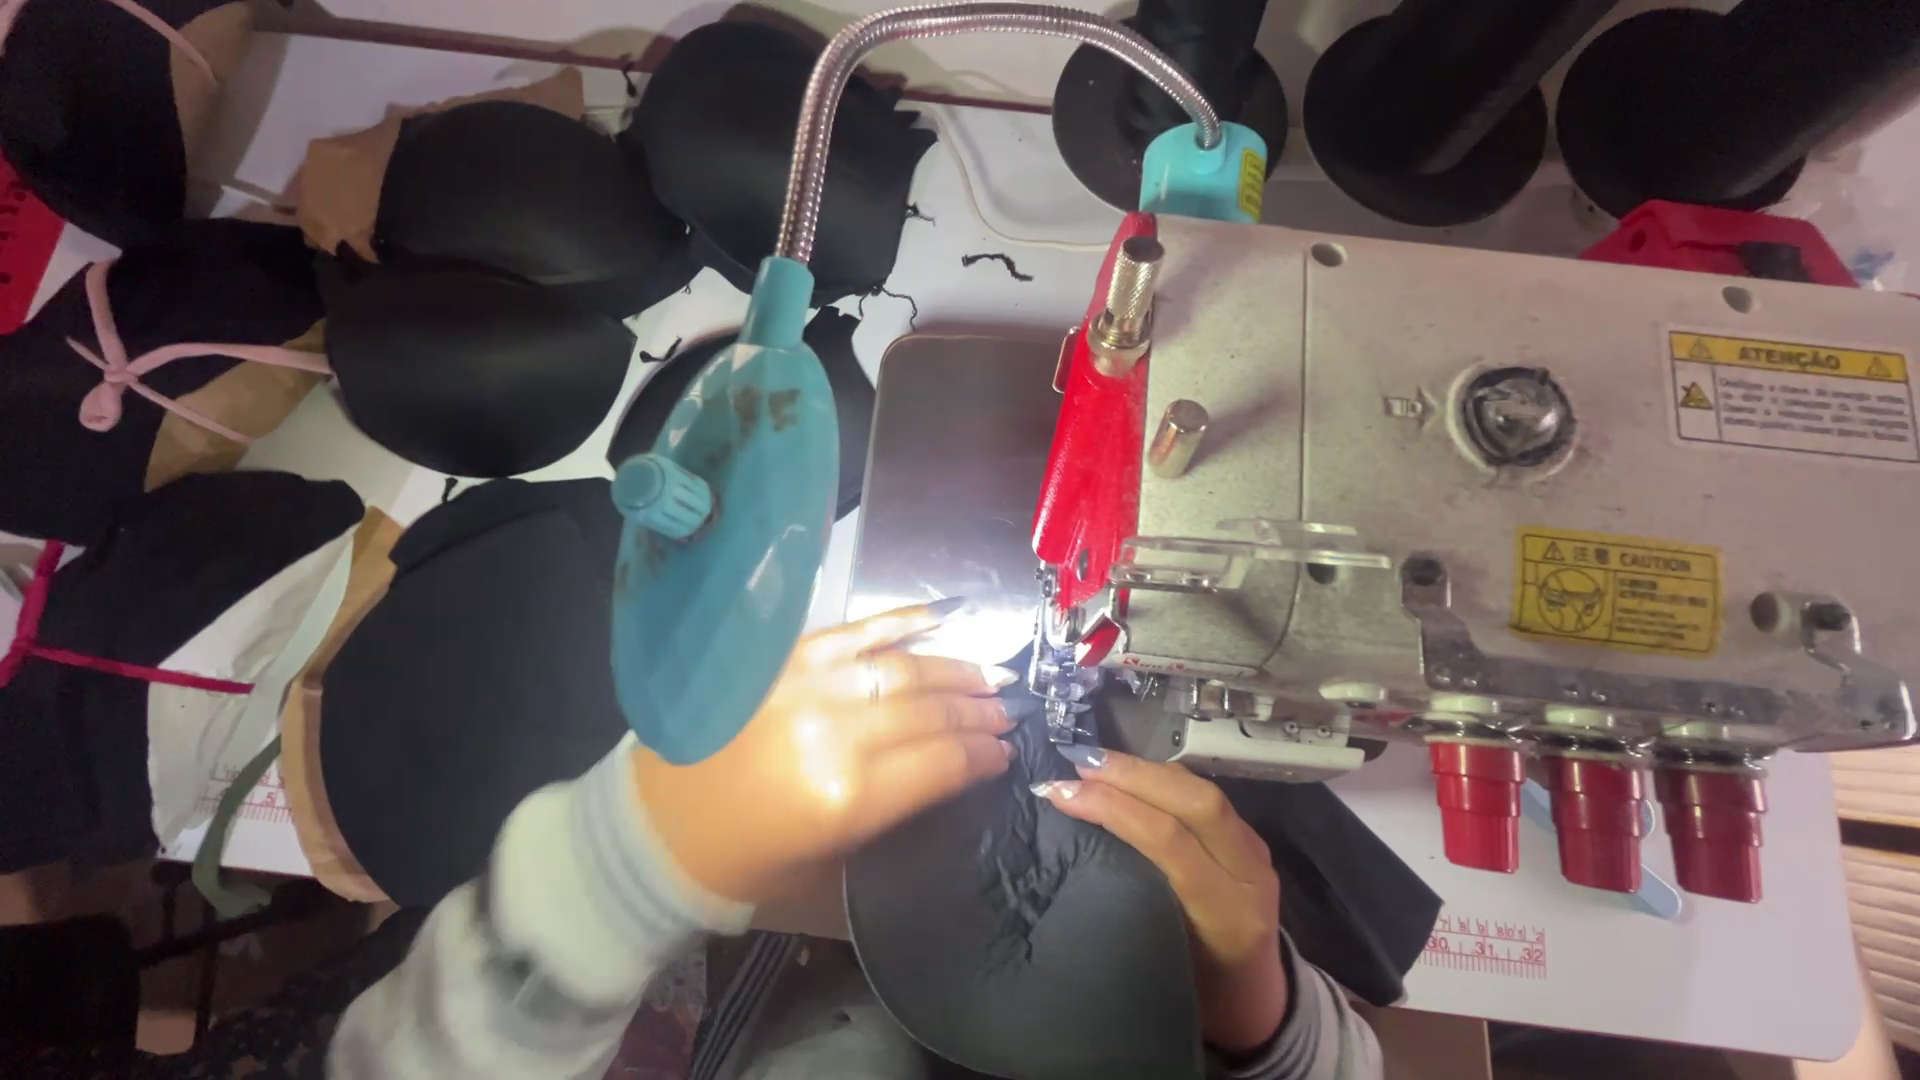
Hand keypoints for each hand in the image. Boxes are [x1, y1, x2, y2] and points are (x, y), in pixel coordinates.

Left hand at [631, 603, 1018, 904]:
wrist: (658, 826)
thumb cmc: (746, 860)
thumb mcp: (832, 855)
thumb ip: (899, 806)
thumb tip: (955, 766)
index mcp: (846, 797)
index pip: (941, 762)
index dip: (982, 755)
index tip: (1007, 750)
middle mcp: (833, 731)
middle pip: (929, 711)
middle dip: (978, 711)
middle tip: (1009, 710)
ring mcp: (808, 682)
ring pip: (905, 666)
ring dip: (957, 669)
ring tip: (991, 676)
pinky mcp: (785, 654)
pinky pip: (859, 628)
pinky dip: (905, 620)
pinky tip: (945, 615)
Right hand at [1033, 750, 1287, 1053]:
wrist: (1257, 1005)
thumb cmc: (1200, 995)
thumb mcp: (1163, 960)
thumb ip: (1133, 900)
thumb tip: (1075, 839)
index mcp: (1225, 913)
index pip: (1169, 841)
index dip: (1113, 809)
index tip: (1061, 795)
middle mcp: (1249, 874)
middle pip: (1195, 802)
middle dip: (1131, 774)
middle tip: (1077, 764)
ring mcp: (1255, 852)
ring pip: (1202, 790)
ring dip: (1144, 769)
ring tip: (1093, 762)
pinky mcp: (1250, 839)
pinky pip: (1204, 795)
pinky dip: (1160, 778)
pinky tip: (1127, 774)